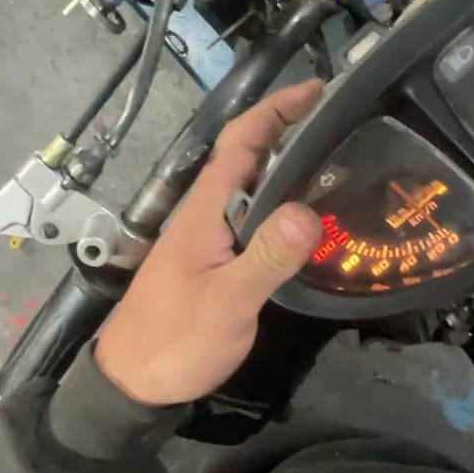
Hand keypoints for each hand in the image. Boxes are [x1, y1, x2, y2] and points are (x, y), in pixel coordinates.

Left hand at [95, 81, 324, 405]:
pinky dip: (277, 203)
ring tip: (333, 162)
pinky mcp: (210, 261)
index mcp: (204, 211)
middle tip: (340, 125)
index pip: (239, 142)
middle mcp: (203, 215)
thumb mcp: (227, 303)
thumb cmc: (175, 341)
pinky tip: (303, 218)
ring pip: (247, 187)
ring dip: (283, 165)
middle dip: (287, 130)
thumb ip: (266, 257)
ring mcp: (205, 238)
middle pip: (245, 157)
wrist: (133, 381)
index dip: (275, 110)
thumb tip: (307, 209)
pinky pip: (247, 218)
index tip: (316, 91)